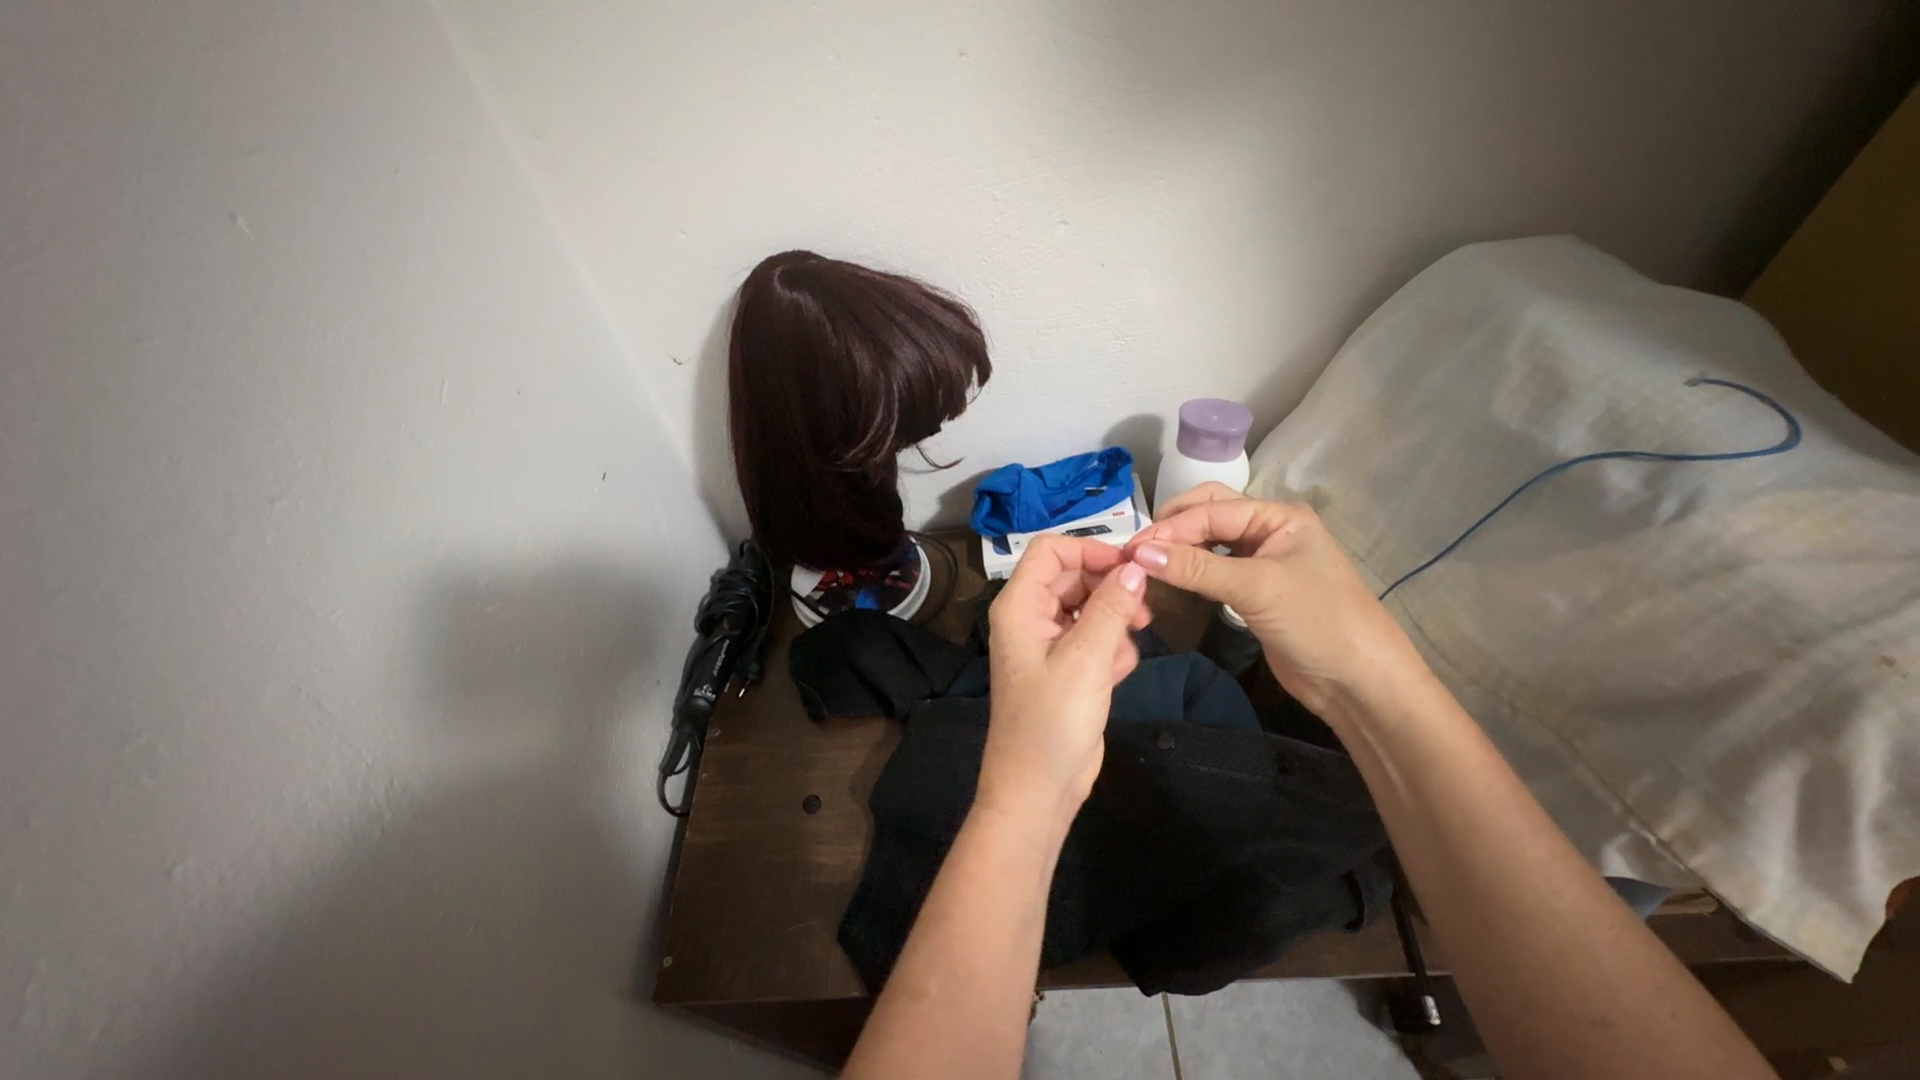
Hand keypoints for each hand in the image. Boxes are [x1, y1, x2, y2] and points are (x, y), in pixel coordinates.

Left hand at [980, 535, 1150, 825]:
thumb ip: (1111, 608)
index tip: (1129, 566)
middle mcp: (1031, 618)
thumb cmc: (1053, 720)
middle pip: (1074, 577)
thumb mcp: (1086, 658)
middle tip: (1143, 611)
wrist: (1039, 786)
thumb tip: (1135, 567)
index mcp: (1020, 606)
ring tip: (1125, 651)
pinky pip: (1095, 639)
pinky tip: (1116, 675)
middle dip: (1109, 590)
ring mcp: (1049, 645)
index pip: (1050, 551)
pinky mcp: (1068, 669)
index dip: (1089, 550)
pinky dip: (1110, 650)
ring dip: (1114, 624)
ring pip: (1090, 609)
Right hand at [1125, 483, 1423, 715]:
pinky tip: (1170, 581)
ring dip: (1180, 550)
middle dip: (1173, 530)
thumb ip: (1197, 568)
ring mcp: (1263, 562)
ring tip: (1145, 566)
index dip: (1171, 527)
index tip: (1132, 550)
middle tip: (1136, 553)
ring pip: (1210, 544)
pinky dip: (1190, 573)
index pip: (1212, 508)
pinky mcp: (1256, 592)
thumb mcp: (1255, 588)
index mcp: (1279, 516)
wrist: (1358, 682)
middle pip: (1209, 516)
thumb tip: (1139, 554)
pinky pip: (1215, 571)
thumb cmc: (1317, 621)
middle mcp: (1270, 531)